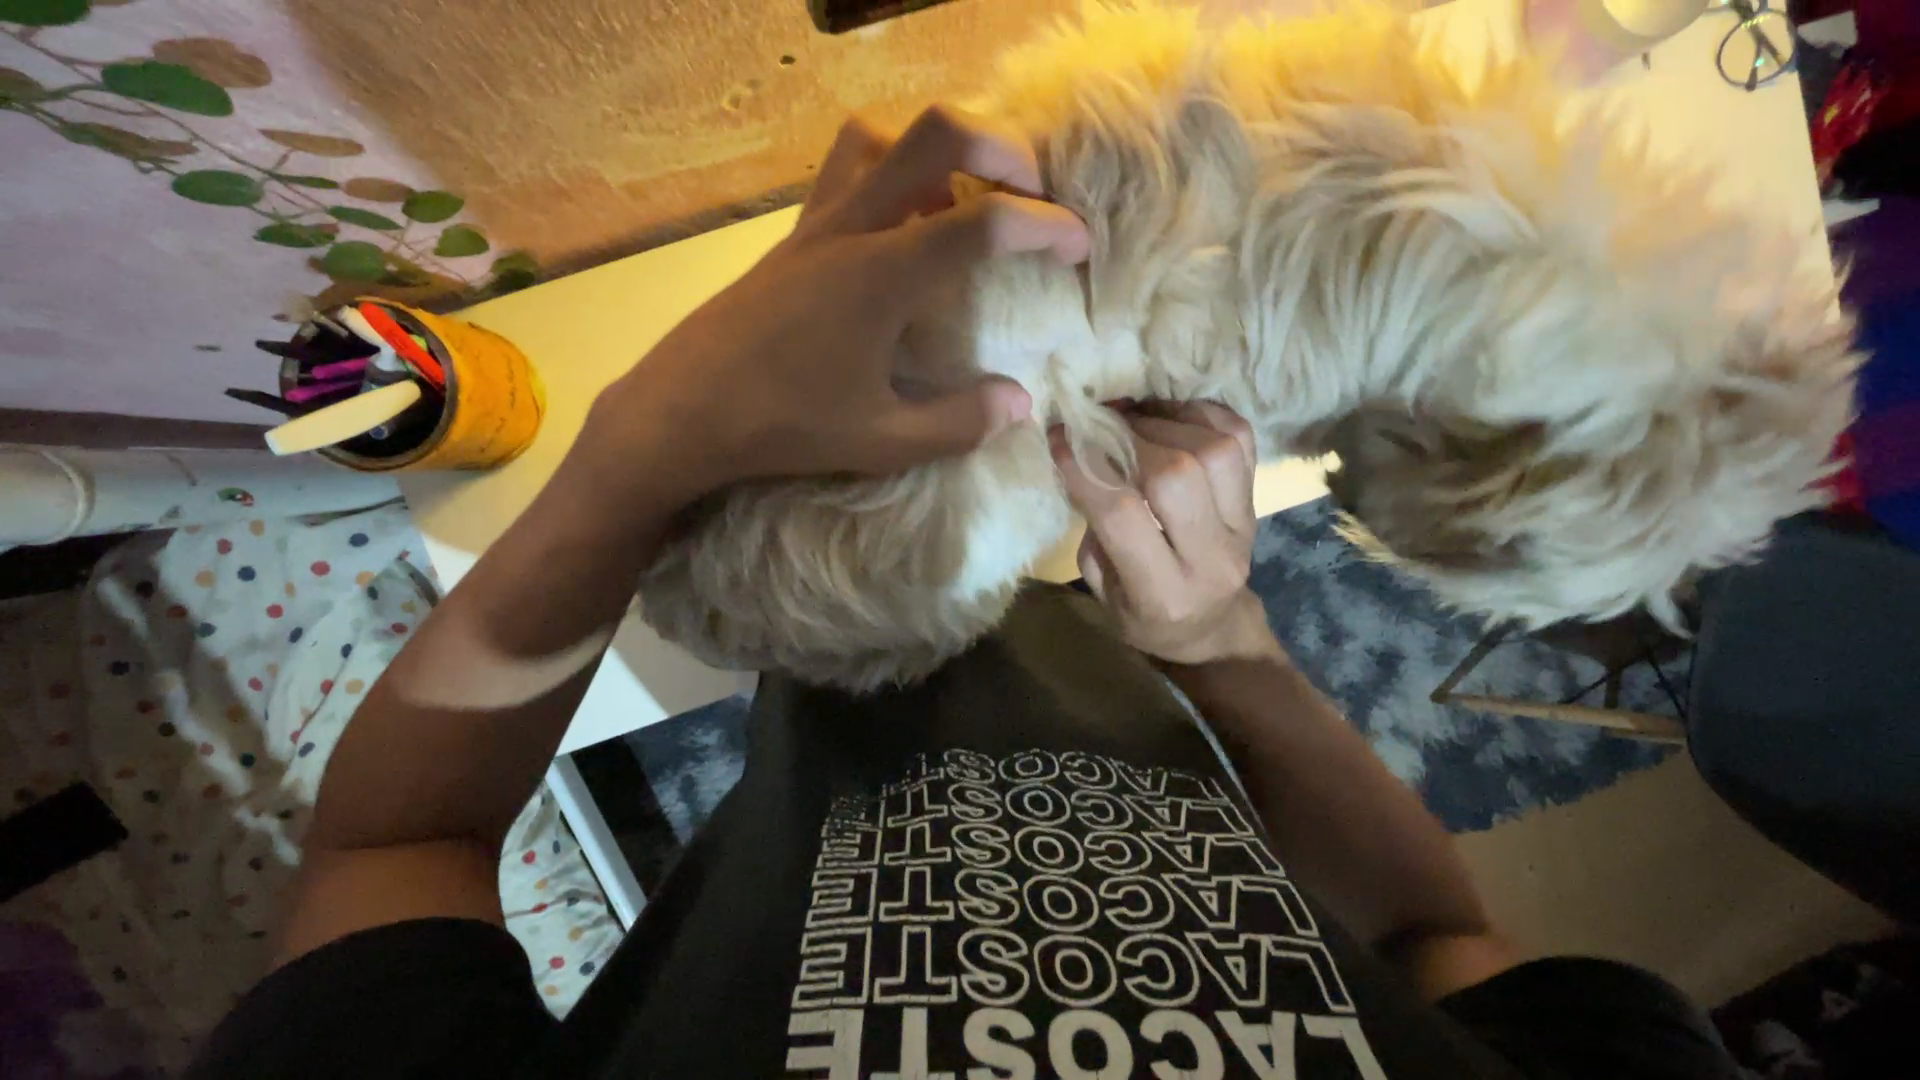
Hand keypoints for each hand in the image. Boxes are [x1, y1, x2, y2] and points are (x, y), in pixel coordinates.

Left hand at [591, 105, 1089, 497]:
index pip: (983, 222)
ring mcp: (814, 227)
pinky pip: (844, 173)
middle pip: (933, 134)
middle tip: (1030, 189)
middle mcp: (851, 230)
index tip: (1080, 246)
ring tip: (962, 197)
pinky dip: (888, 173)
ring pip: (878, 137)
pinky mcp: (790, 240)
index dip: (1046, 224)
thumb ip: (957, 423)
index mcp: (882, 276)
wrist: (683, 412)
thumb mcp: (881, 441)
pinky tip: (898, 228)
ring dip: (933, 148)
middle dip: (1000, 145)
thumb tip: (1020, 405)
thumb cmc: (784, 427)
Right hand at [1053, 401, 1282, 666]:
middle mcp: (1209, 559)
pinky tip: (1171, 417)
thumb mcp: (1103, 593)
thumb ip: (1095, 532)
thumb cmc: (1145, 616)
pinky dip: (1204, 415)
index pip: (1122, 516)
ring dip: (1167, 423)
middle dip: (1130, 439)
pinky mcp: (1255, 503)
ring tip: (1135, 419)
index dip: (1086, 468)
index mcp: (1160, 594)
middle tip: (1102, 425)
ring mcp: (1241, 528)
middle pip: (1175, 475)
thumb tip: (1084, 458)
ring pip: (1213, 450)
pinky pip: (1240, 440)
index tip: (1061, 436)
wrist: (1213, 628)